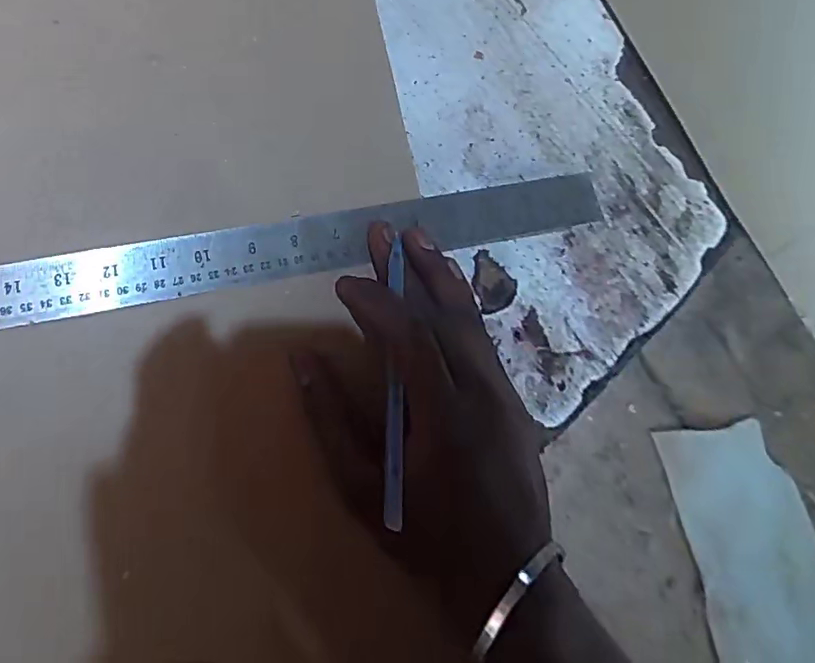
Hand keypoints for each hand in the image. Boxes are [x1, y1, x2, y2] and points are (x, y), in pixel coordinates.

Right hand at [290, 223, 550, 645]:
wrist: (508, 582)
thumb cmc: (425, 535)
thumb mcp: (361, 488)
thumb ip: (327, 419)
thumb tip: (301, 358)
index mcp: (444, 416)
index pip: (409, 338)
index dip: (375, 303)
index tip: (343, 285)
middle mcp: (482, 395)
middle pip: (445, 315)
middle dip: (409, 269)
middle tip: (382, 232)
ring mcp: (505, 396)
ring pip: (472, 320)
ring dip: (441, 276)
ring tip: (419, 238)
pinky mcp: (513, 401)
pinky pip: (483, 338)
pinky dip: (460, 304)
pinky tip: (447, 287)